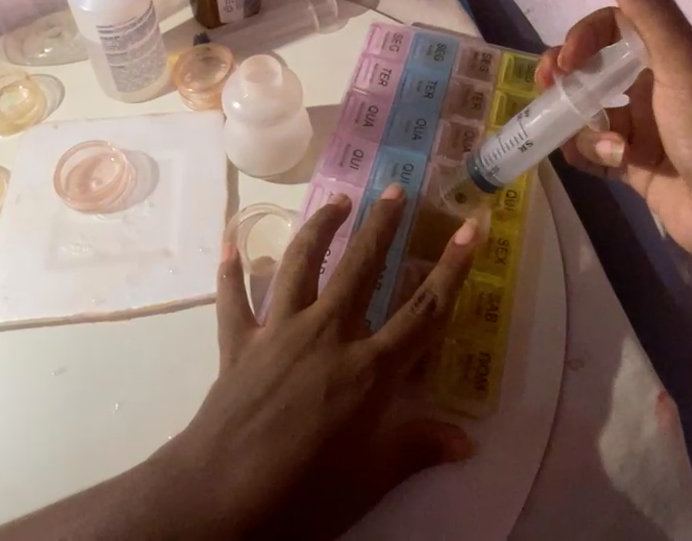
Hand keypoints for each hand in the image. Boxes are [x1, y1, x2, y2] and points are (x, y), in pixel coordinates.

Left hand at [156, 185, 480, 539]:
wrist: (219, 502)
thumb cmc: (303, 496)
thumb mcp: (370, 481)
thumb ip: (417, 449)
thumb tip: (467, 442)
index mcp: (368, 368)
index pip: (424, 310)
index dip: (453, 266)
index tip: (471, 225)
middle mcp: (328, 334)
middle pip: (362, 267)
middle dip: (382, 225)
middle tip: (395, 190)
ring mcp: (280, 331)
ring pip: (303, 263)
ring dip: (321, 227)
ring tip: (337, 200)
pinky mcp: (239, 341)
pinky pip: (234, 296)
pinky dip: (231, 266)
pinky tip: (231, 236)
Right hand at [536, 0, 691, 261]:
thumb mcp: (687, 65)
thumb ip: (651, 14)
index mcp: (677, 57)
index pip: (618, 27)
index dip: (586, 36)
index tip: (566, 59)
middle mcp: (661, 86)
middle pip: (598, 67)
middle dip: (568, 75)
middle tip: (547, 87)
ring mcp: (647, 128)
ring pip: (592, 110)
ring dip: (583, 123)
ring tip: (602, 145)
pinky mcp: (638, 165)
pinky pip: (596, 148)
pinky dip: (588, 152)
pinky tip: (599, 160)